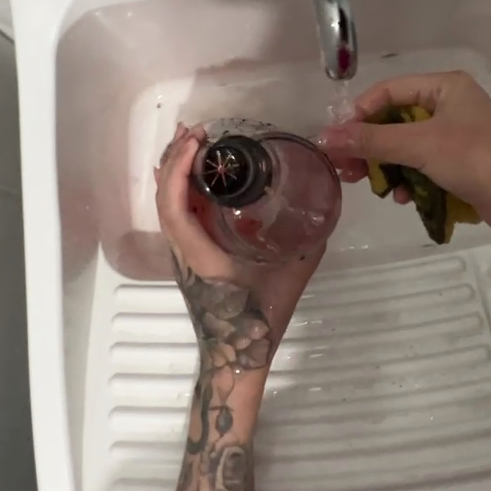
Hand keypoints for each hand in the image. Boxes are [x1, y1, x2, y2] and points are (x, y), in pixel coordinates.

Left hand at [154, 124, 319, 371]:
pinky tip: (195, 178)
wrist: (235, 359)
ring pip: (166, 206)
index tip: (197, 141)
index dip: (179, 169)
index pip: (174, 205)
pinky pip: (176, 216)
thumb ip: (307, 245)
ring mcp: (181, 254)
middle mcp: (181, 250)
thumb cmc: (257, 321)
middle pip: (163, 198)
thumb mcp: (289, 278)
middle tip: (196, 130)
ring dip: (175, 172)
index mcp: (198, 253)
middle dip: (175, 160)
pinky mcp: (188, 258)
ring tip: (192, 143)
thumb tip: (326, 210)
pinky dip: (180, 189)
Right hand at [318, 71, 490, 219]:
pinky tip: (403, 198)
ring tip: (372, 188)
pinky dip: (408, 178)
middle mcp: (449, 104)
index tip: (338, 140)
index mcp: (444, 87)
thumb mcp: (419, 146)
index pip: (388, 91)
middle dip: (369, 146)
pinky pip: (421, 163)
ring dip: (386, 166)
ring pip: (404, 145)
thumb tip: (325, 137)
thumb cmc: (475, 161)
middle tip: (345, 169)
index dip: (359, 113)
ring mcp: (455, 134)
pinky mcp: (459, 161)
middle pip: (393, 119)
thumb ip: (371, 140)